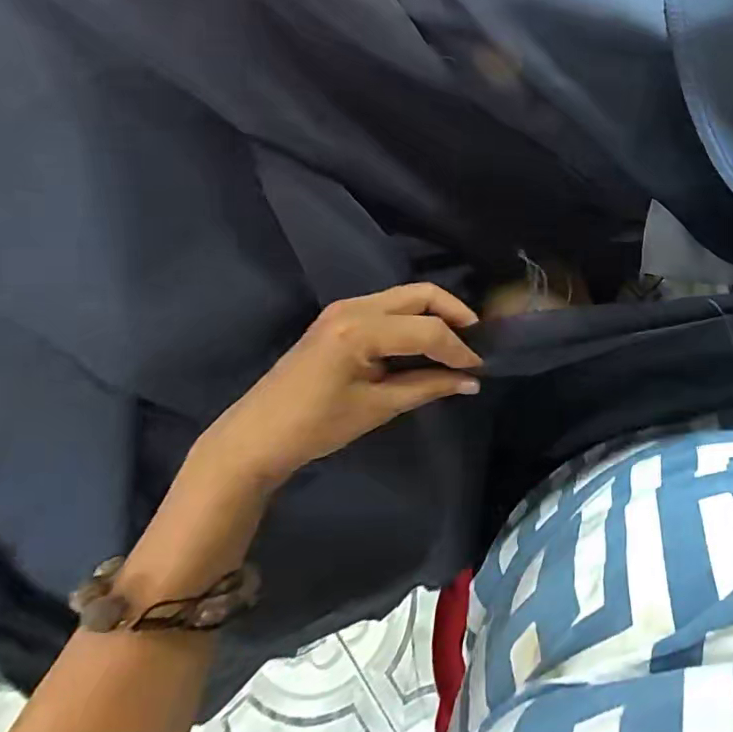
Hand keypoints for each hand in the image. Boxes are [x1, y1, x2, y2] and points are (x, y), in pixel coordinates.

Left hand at [194, 284, 482, 489]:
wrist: (254, 437)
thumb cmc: (315, 426)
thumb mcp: (377, 407)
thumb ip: (428, 387)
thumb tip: (471, 382)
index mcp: (360, 329)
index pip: (427, 329)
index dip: (458, 348)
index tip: (479, 369)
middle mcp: (354, 307)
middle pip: (422, 294)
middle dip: (454, 314)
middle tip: (475, 341)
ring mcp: (344, 308)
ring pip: (407, 296)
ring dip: (435, 314)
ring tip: (455, 343)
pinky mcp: (339, 317)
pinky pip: (389, 306)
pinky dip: (413, 318)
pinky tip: (424, 342)